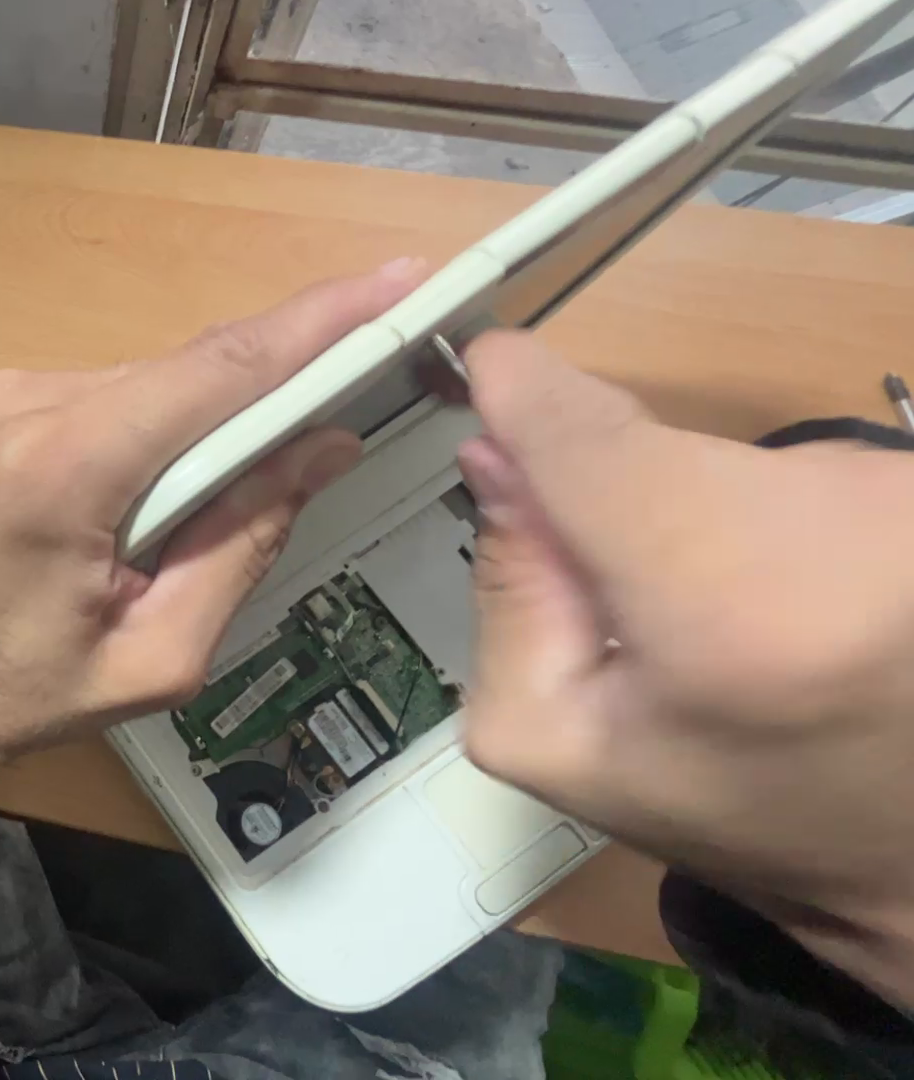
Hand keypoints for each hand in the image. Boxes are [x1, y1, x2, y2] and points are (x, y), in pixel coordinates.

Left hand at [0, 260, 426, 815]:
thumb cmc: (29, 691)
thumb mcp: (160, 652)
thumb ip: (244, 542)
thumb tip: (323, 446)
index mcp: (58, 471)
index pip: (213, 374)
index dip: (315, 326)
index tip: (400, 283)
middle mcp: (21, 406)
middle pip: (186, 372)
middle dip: (274, 383)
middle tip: (359, 388)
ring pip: (151, 381)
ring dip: (210, 417)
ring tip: (232, 486)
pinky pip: (112, 396)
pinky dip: (159, 425)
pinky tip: (168, 483)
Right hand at [458, 330, 913, 1006]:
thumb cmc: (723, 804)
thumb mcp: (546, 732)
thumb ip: (503, 596)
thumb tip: (495, 464)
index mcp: (731, 606)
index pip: (598, 449)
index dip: (524, 394)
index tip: (477, 356)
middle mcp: (849, 525)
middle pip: (638, 453)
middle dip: (577, 490)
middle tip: (581, 587)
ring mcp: (909, 495)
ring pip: (700, 460)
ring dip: (656, 507)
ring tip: (689, 607)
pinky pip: (766, 472)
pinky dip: (726, 514)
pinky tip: (759, 594)